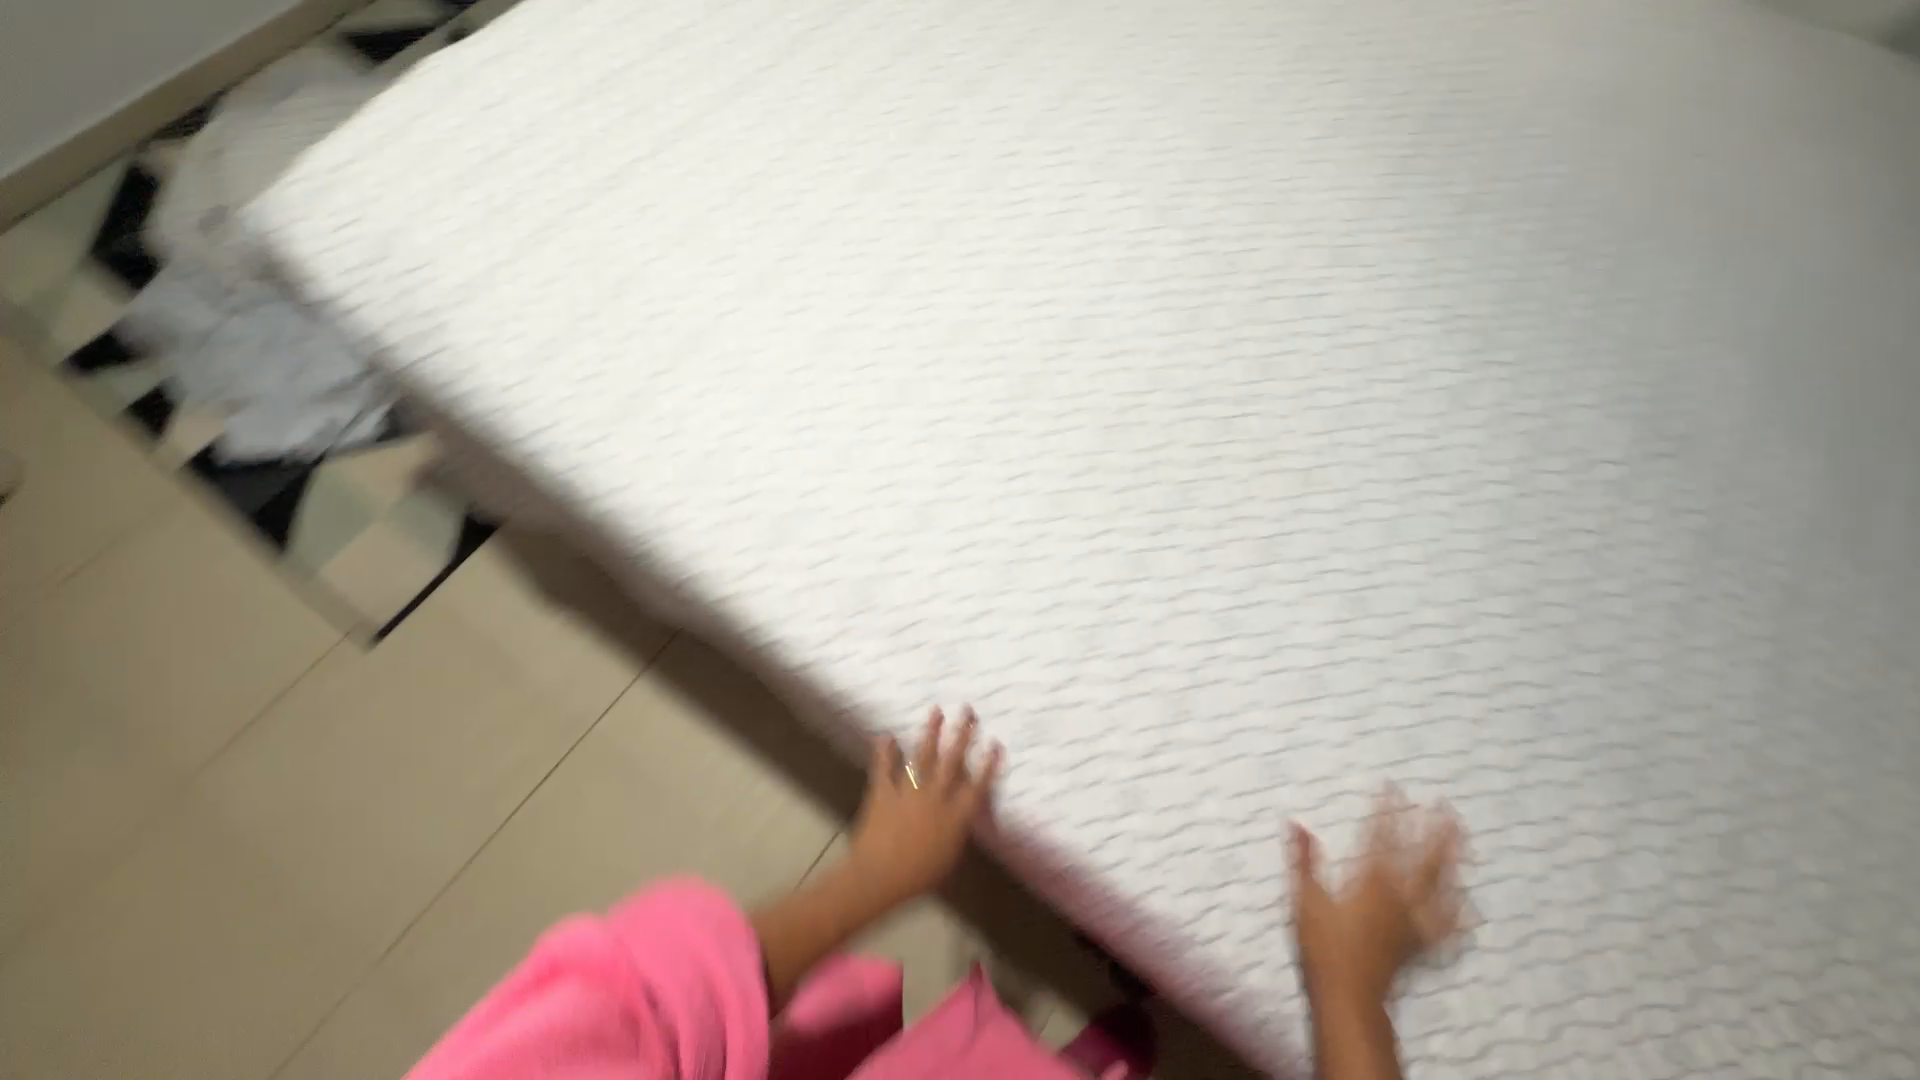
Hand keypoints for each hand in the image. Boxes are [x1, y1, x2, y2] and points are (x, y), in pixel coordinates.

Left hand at [847, 706, 1003, 907]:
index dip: (988, 764)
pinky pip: (884, 768)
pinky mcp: (883, 792)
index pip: (977, 785)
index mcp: (955, 817)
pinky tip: (886, 735)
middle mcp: (935, 798)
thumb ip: (956, 833)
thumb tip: (961, 816)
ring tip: (936, 711)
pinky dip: (884, 751)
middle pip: (952, 760)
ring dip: (930, 732)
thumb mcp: (948, 858)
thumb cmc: (918, 876)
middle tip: (967, 711)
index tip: (995, 742)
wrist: (879, 877)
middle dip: (961, 733)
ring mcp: (908, 792)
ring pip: (922, 756)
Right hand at [1288, 786, 1467, 1009]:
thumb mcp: (1305, 897)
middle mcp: (1399, 896)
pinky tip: (1470, 907)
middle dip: (1435, 830)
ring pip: (1441, 886)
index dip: (1387, 809)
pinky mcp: (1420, 945)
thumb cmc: (1323, 945)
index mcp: (1371, 881)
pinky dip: (1459, 915)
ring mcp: (1414, 921)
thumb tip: (1295, 822)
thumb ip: (1303, 859)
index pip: (1381, 836)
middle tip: (1445, 805)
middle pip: (1423, 857)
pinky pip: (1446, 928)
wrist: (1349, 994)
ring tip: (1462, 839)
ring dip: (1453, 860)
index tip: (1392, 785)